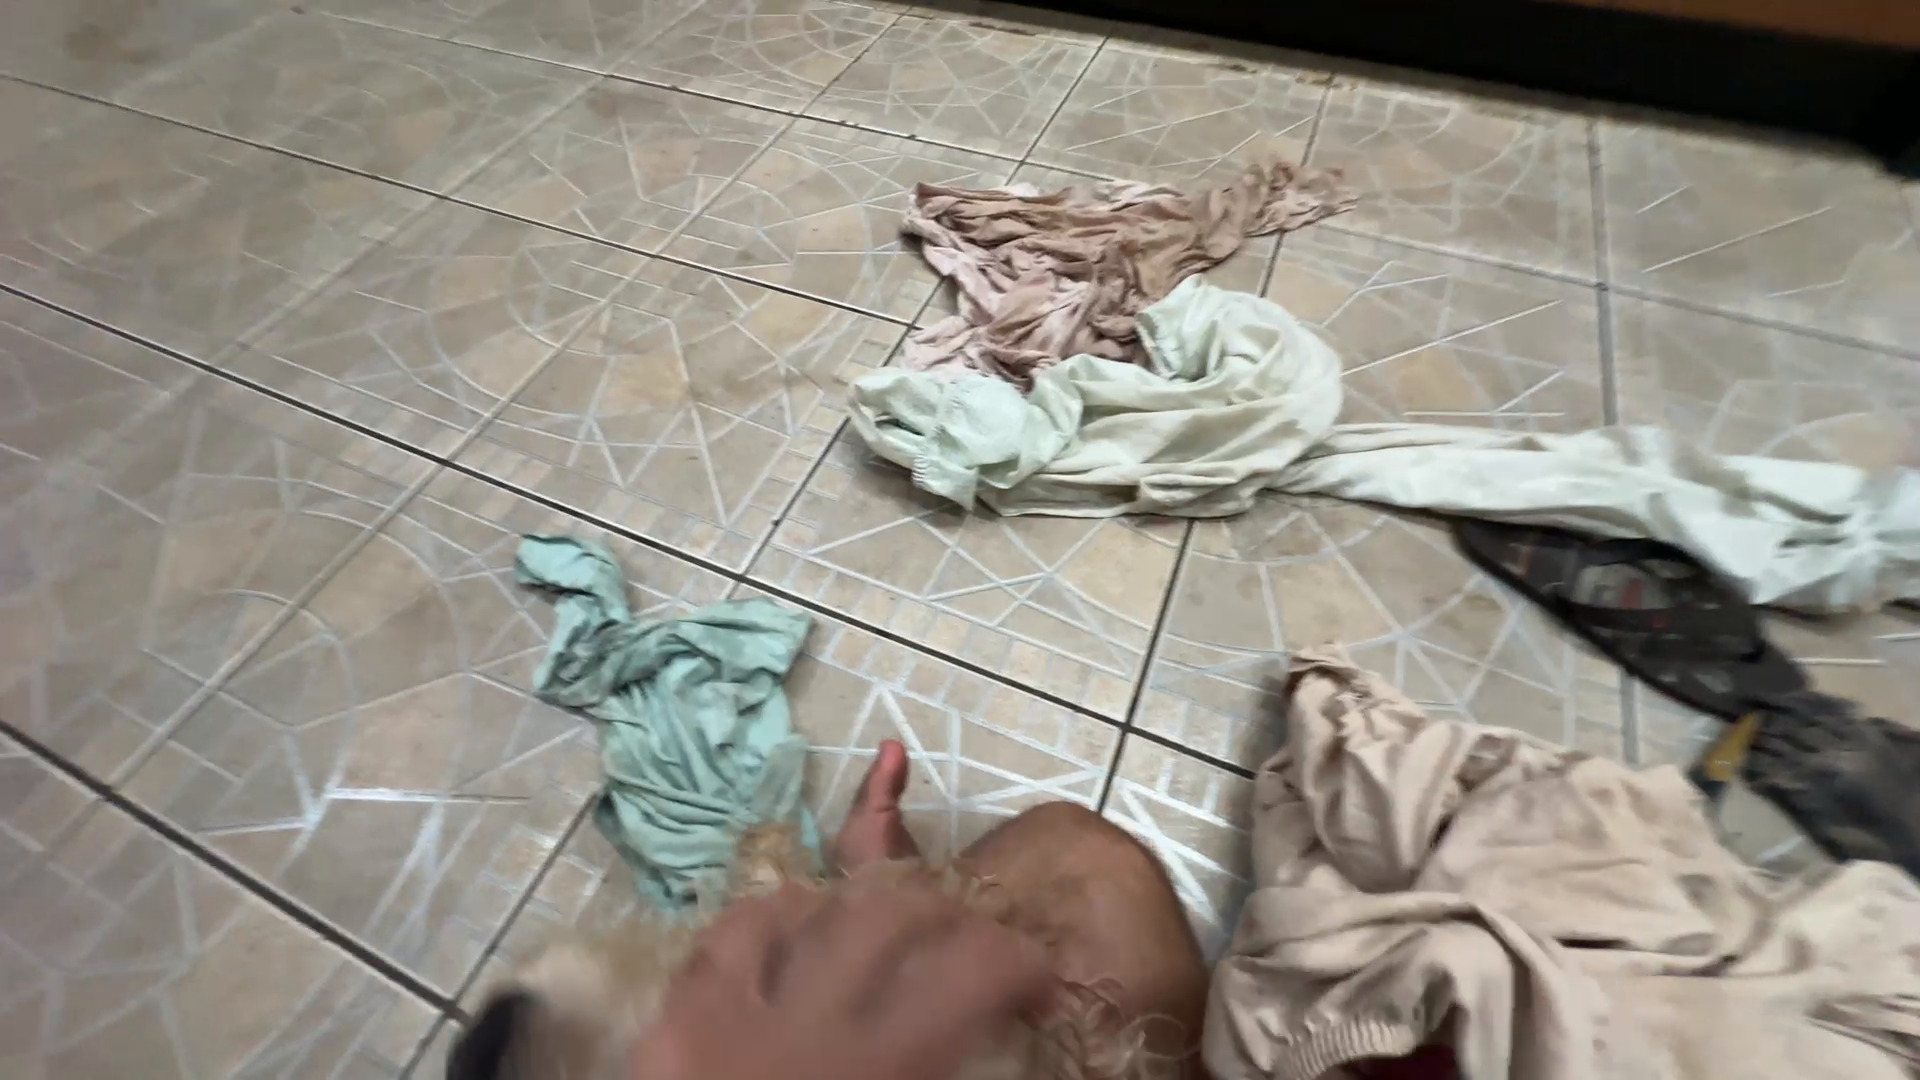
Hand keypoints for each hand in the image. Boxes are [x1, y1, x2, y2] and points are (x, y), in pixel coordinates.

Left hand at [630, 882, 1051, 1079]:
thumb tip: (982, 1045)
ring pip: (812, 906)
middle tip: (961, 931)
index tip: (1036, 976)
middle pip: (890, 918)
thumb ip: (938, 1068)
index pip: (968, 978)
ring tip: (882, 919)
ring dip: (860, 904)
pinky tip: (793, 920)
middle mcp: (807, 1029)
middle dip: (941, 911)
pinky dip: (774, 913)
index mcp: (876, 1072)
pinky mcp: (677, 1018)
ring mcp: (732, 1014)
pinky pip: (732, 929)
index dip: (1016, 960)